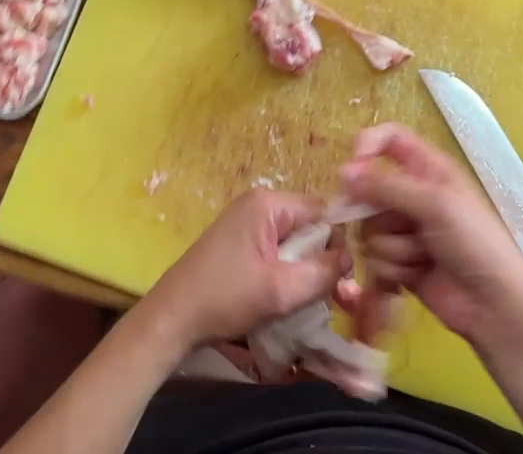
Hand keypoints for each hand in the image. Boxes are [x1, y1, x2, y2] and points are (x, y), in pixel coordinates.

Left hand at [137, 188, 349, 351]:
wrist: (172, 319)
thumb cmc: (225, 298)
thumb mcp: (280, 290)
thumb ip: (322, 272)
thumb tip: (350, 258)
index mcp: (268, 204)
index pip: (323, 211)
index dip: (337, 242)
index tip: (342, 276)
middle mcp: (258, 204)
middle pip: (309, 225)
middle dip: (320, 259)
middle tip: (324, 294)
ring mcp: (247, 222)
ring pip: (294, 242)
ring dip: (303, 269)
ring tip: (302, 298)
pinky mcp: (240, 242)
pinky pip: (277, 250)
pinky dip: (285, 272)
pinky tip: (281, 296)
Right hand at [338, 123, 522, 343]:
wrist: (493, 304)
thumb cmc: (474, 242)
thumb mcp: (434, 203)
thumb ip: (386, 186)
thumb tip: (342, 172)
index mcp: (428, 169)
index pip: (389, 139)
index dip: (368, 146)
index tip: (351, 169)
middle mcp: (414, 195)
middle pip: (369, 190)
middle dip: (378, 212)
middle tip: (399, 224)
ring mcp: (406, 231)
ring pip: (370, 229)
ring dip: (394, 246)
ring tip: (423, 256)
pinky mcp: (399, 263)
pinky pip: (374, 259)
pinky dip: (394, 268)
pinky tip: (418, 275)